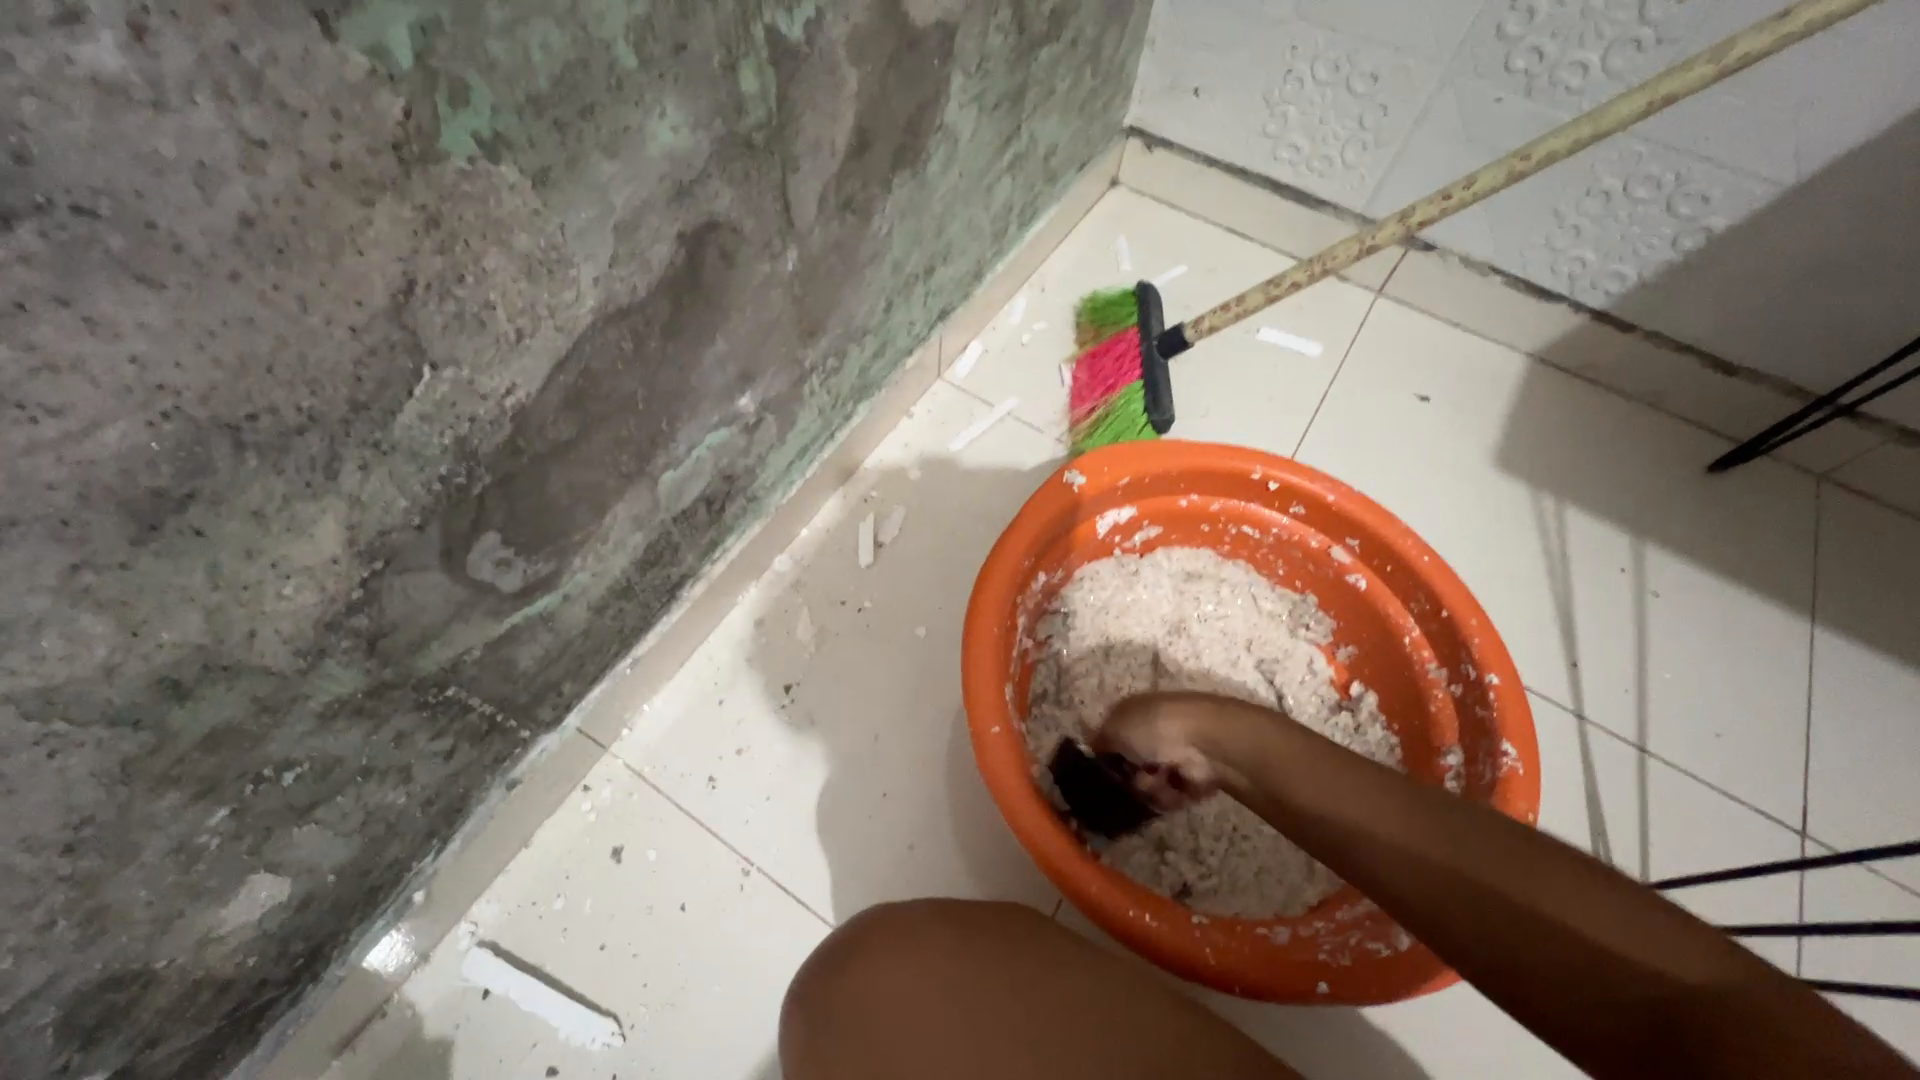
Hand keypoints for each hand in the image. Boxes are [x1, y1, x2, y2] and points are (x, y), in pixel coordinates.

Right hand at [1089, 691, 1240, 810]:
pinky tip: (1172, 789)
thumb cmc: (1153, 728)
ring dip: (1147, 787)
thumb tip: (1091, 749)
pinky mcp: (1191, 780)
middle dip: (1125, 776)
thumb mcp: (1114, 728)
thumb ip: (1098, 741)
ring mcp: (1173, 756)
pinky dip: (1168, 797)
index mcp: (1135, 712)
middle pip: (1129, 764)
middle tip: (1127, 779)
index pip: (1112, 735)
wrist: (1206, 743)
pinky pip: (1169, 797)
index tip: (1097, 771)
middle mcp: (1153, 732)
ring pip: (1146, 783)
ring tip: (1155, 782)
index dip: (1103, 754)